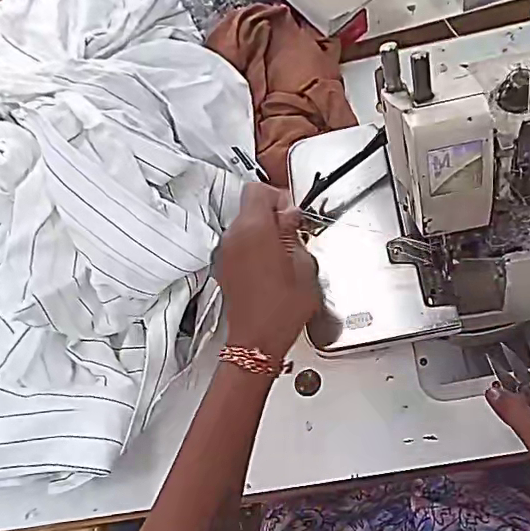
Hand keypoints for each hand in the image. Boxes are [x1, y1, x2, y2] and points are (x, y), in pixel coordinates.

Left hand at [215, 183, 319, 359]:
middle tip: (295, 234)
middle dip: (274, 215)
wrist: (259, 340)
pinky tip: (275, 268)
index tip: (294, 213)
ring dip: (266, 233)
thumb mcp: (304, 267)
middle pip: (250, 207)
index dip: (280, 197)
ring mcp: (226, 253)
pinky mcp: (225, 267)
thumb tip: (291, 219)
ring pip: (245, 226)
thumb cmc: (281, 310)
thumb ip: (296, 234)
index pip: (259, 190)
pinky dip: (256, 248)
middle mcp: (234, 237)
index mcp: (254, 230)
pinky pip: (241, 246)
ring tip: (287, 254)